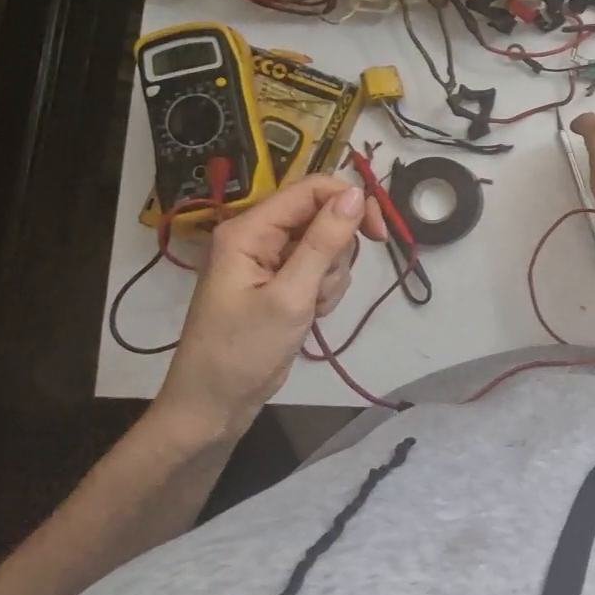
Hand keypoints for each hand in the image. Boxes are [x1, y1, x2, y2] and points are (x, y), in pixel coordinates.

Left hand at [158, 175, 385, 437]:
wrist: (214, 405)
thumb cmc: (243, 350)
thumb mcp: (291, 295)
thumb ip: (324, 242)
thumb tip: (356, 193)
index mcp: (249, 230)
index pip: (312, 190)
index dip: (350, 203)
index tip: (379, 235)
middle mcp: (258, 237)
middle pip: (322, 217)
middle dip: (337, 251)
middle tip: (323, 287)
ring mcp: (269, 261)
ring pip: (326, 245)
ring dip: (331, 276)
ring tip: (310, 307)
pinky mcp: (280, 282)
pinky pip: (319, 269)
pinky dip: (324, 290)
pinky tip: (309, 315)